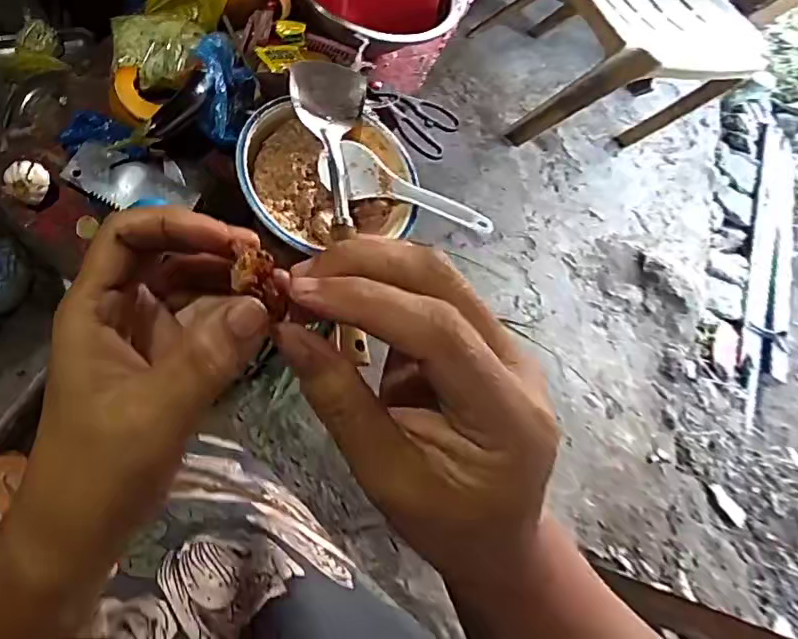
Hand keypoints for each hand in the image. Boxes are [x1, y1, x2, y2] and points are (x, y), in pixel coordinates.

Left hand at [5, 208, 272, 602]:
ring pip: (179, 286)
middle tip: (262, 258)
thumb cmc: (98, 470)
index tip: (226, 238)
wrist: (74, 536)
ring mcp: (137, 335)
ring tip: (270, 282)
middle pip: (158, 254)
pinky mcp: (159, 363)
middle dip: (206, 248)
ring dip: (221, 280)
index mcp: (92, 305)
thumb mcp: (156, 412)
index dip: (172, 223)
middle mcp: (114, 309)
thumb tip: (261, 306)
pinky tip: (258, 315)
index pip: (124, 234)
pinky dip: (224, 315)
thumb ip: (209, 358)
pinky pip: (193, 323)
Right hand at [273, 238, 558, 596]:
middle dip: (359, 263)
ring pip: (428, 268)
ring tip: (308, 279)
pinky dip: (370, 273)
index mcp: (506, 409)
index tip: (298, 293)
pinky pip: (420, 281)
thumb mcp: (382, 472)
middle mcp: (512, 359)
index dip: (361, 300)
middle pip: (435, 276)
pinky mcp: (472, 329)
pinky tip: (334, 287)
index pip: (436, 328)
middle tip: (296, 279)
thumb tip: (285, 331)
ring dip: (362, 260)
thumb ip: (336, 398)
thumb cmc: (443, 519)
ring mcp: (498, 338)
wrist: (494, 536)